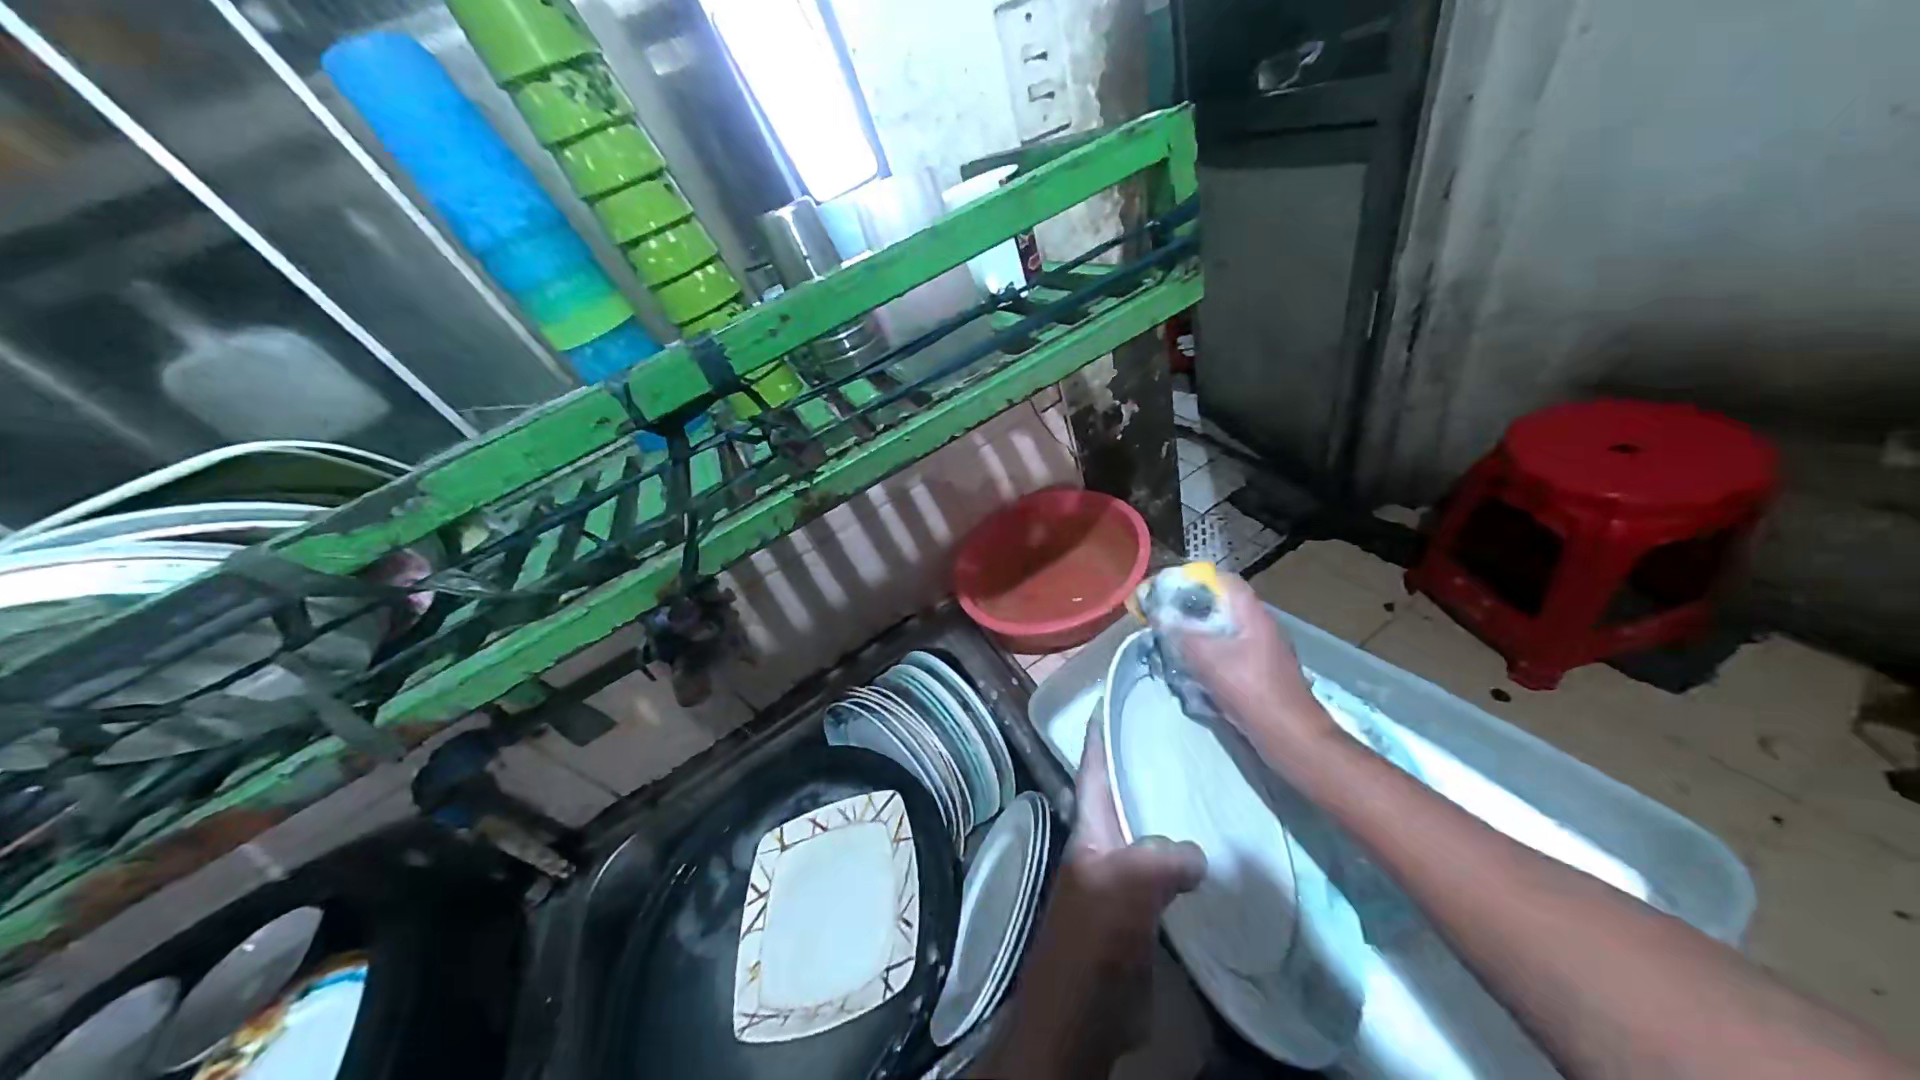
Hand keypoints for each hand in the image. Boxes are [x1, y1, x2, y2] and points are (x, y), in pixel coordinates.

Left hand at [981, 713, 1203, 1077]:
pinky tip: (1221, 840)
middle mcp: (1107, 838)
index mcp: (1092, 825)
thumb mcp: (1121, 894)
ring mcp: (1126, 869)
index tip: (1126, 690)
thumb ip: (1155, 863)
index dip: (1104, 727)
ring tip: (1215, 771)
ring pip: (1151, 819)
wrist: (1086, 1012)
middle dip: (1150, 754)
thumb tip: (1197, 852)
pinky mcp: (1147, 901)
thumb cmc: (1092, 944)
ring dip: (1173, 798)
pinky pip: (1170, 859)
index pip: (1095, 763)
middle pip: (1127, 785)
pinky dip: (1190, 844)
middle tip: (1192, 724)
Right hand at [1162, 571, 1338, 759]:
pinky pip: (1232, 652)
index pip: (1225, 581)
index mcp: (1252, 614)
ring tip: (1175, 645)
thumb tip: (1157, 612)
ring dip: (1201, 634)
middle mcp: (1262, 626)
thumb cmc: (1250, 689)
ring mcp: (1265, 650)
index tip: (1169, 590)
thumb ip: (1179, 632)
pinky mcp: (1263, 672)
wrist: (1290, 735)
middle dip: (1193, 610)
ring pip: (1226, 631)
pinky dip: (1212, 655)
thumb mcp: (1206, 658)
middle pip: (1224, 606)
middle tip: (1166, 619)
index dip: (1196, 580)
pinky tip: (1196, 671)